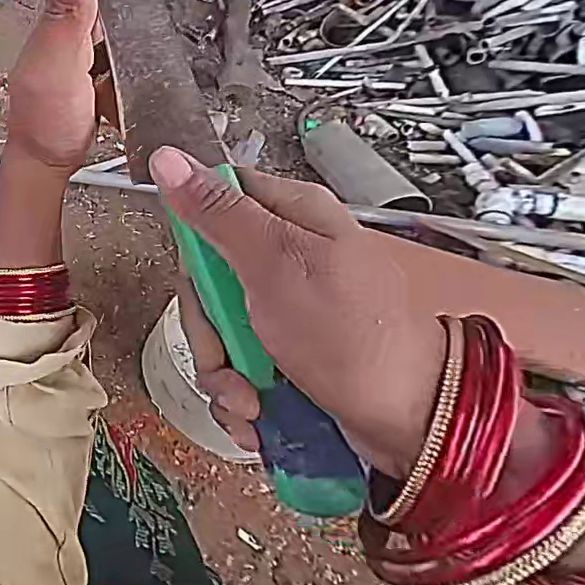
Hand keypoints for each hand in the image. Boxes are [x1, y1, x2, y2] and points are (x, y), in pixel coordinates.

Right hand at [151, 148, 444, 476]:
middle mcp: (282, 255)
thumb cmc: (356, 338)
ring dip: (220, 369)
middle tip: (229, 355)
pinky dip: (235, 390)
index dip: (194, 242)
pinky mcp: (277, 345)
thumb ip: (217, 212)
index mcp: (288, 217)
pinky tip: (255, 410)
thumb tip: (167, 158)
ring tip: (249, 398)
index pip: (209, 202)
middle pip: (202, 275)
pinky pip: (230, 358)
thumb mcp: (275, 264)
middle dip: (207, 328)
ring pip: (212, 322)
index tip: (205, 278)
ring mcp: (278, 303)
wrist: (416, 426)